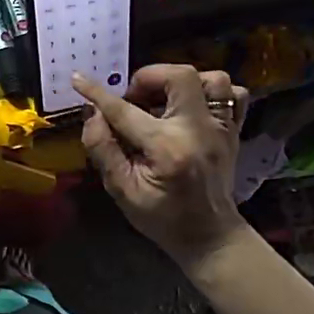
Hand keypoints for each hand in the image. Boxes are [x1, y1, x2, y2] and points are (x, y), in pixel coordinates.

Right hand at [74, 65, 250, 262]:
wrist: (210, 236)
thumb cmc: (162, 217)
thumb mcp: (121, 190)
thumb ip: (103, 148)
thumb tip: (91, 113)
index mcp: (167, 148)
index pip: (125, 111)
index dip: (97, 93)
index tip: (79, 80)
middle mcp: (198, 130)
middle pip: (180, 76)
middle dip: (149, 77)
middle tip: (133, 98)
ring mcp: (222, 128)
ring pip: (212, 79)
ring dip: (181, 82)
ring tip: (162, 99)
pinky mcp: (233, 131)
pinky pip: (234, 94)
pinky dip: (211, 91)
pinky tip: (191, 105)